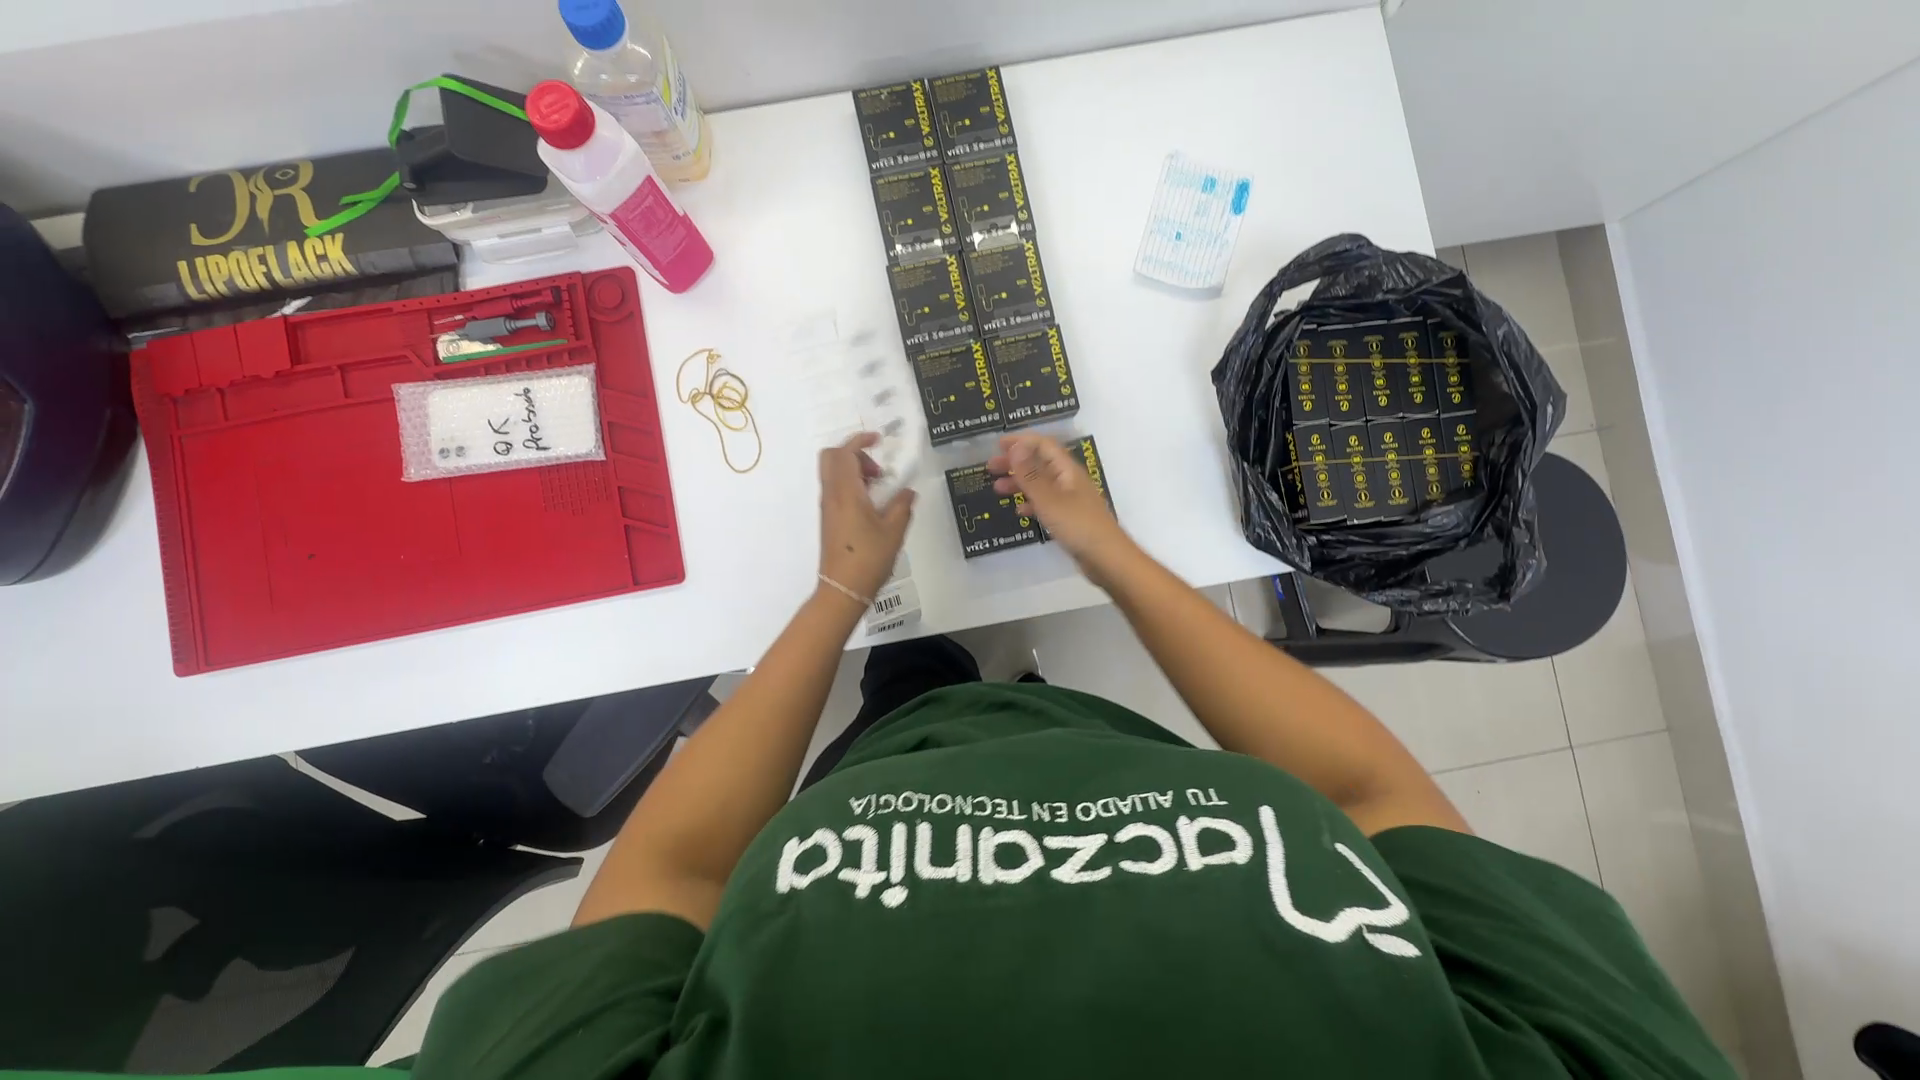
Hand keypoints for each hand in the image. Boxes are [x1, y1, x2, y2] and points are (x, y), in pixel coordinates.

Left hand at [818, 433, 914, 604]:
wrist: (842, 589)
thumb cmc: (869, 558)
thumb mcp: (894, 531)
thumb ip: (902, 505)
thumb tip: (908, 491)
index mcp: (846, 492)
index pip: (845, 452)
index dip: (860, 440)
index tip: (879, 440)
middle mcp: (831, 495)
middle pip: (832, 457)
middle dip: (855, 454)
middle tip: (878, 470)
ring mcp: (827, 508)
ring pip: (834, 474)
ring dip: (855, 471)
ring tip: (880, 490)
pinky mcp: (829, 520)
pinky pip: (836, 490)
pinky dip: (852, 486)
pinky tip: (872, 506)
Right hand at [989, 434, 1131, 575]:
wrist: (1107, 558)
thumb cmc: (1078, 525)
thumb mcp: (1049, 499)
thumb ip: (1031, 474)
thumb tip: (1016, 446)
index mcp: (1067, 470)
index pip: (1043, 445)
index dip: (1021, 441)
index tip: (998, 446)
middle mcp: (1069, 481)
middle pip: (1040, 463)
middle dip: (1015, 462)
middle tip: (991, 468)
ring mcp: (1070, 500)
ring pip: (1041, 484)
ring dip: (1019, 482)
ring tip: (998, 489)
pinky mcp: (1069, 518)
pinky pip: (1046, 503)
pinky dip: (1031, 503)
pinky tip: (1019, 510)